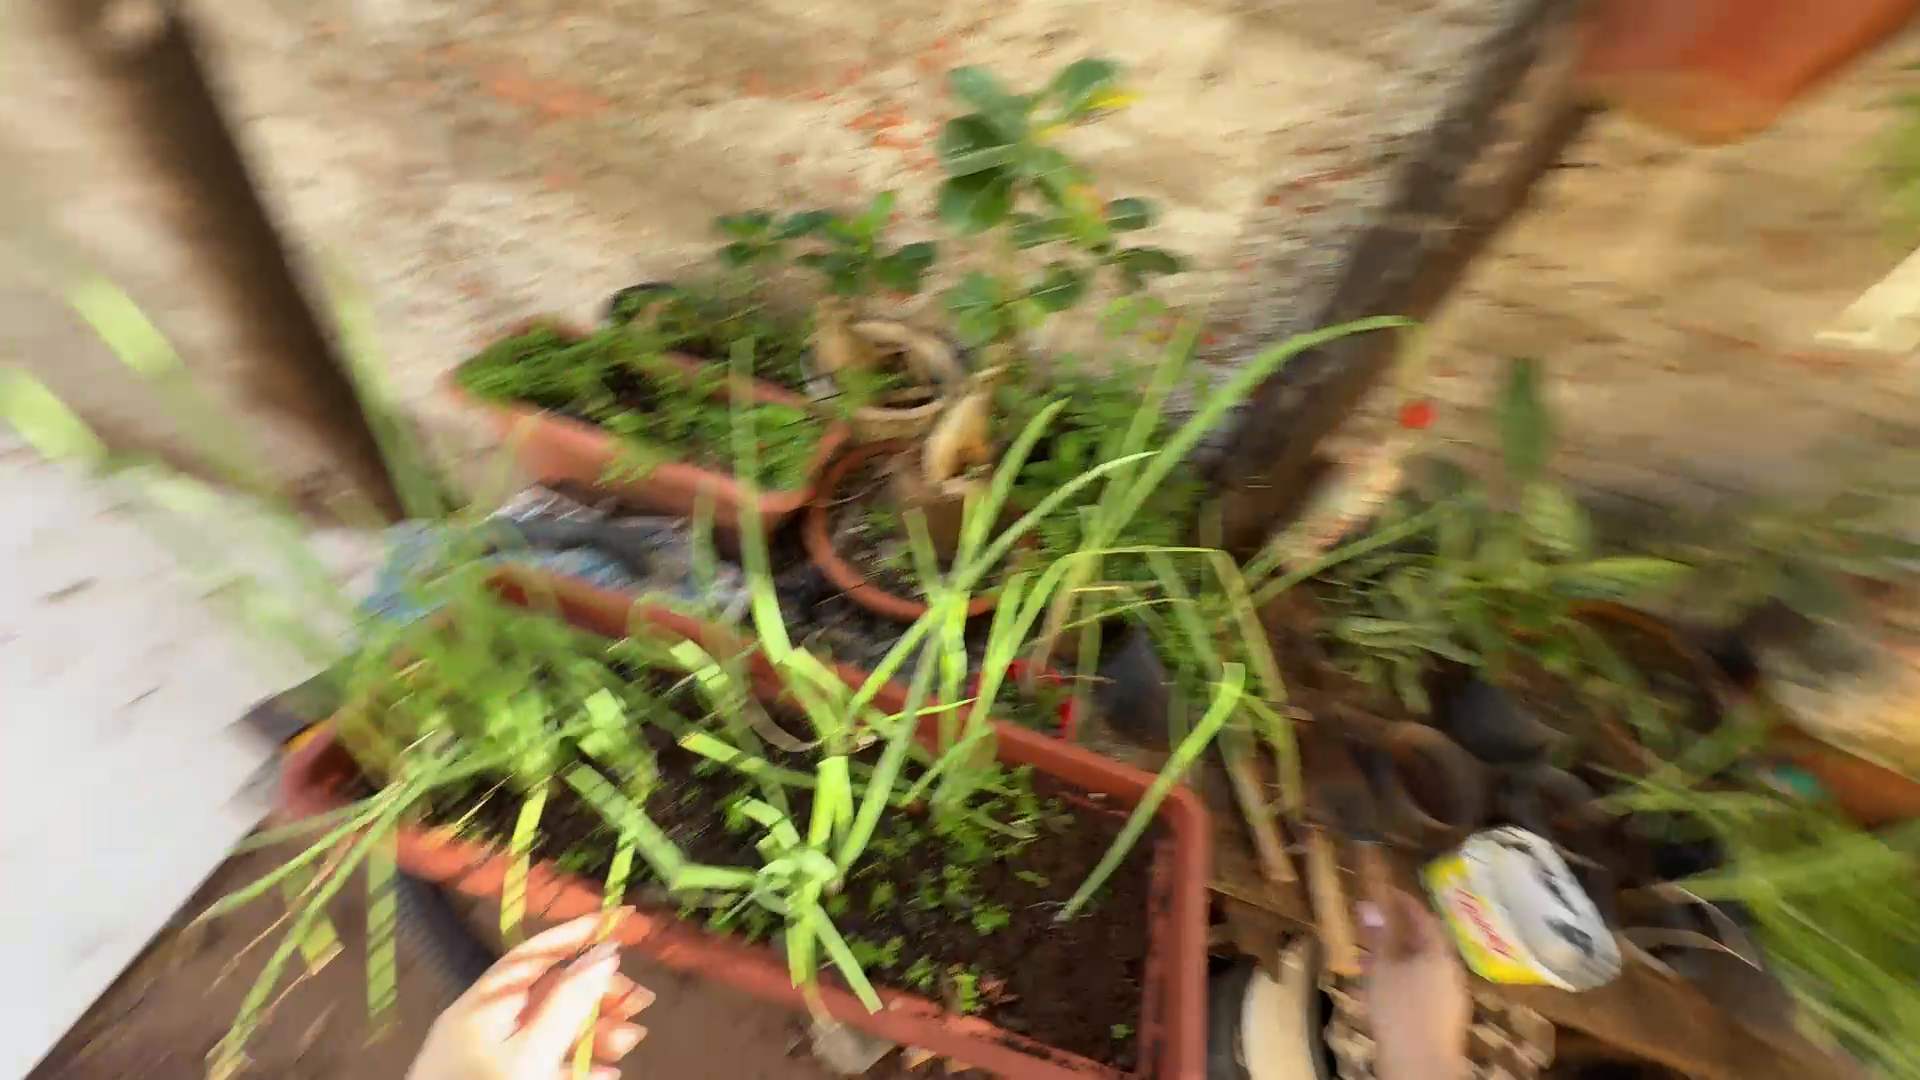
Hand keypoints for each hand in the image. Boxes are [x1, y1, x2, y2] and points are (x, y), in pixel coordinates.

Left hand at [408, 911, 653, 1079]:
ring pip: (553, 1029)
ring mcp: (486, 1060)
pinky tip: (607, 1075)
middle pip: (552, 991)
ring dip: (597, 1032)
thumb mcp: (532, 1056)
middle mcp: (483, 1024)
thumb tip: (606, 950)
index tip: (625, 918)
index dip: (582, 931)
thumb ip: (570, 1000)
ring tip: (634, 1041)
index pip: (539, 951)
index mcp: (484, 1005)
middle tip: (643, 1002)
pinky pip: (543, 1062)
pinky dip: (576, 1064)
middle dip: (601, 994)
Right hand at [1360, 889, 1469, 1079]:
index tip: (1383, 889)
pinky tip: (1380, 976)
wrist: (1418, 1065)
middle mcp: (1450, 971)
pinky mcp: (1442, 1015)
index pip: (1424, 917)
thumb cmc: (1399, 1008)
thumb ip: (1377, 934)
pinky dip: (1402, 970)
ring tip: (1370, 946)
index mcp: (1439, 954)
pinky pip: (1421, 980)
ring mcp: (1449, 995)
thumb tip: (1369, 904)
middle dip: (1398, 926)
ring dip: (1398, 949)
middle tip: (1373, 917)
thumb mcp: (1381, 965)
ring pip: (1422, 961)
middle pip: (1425, 940)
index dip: (1403, 900)